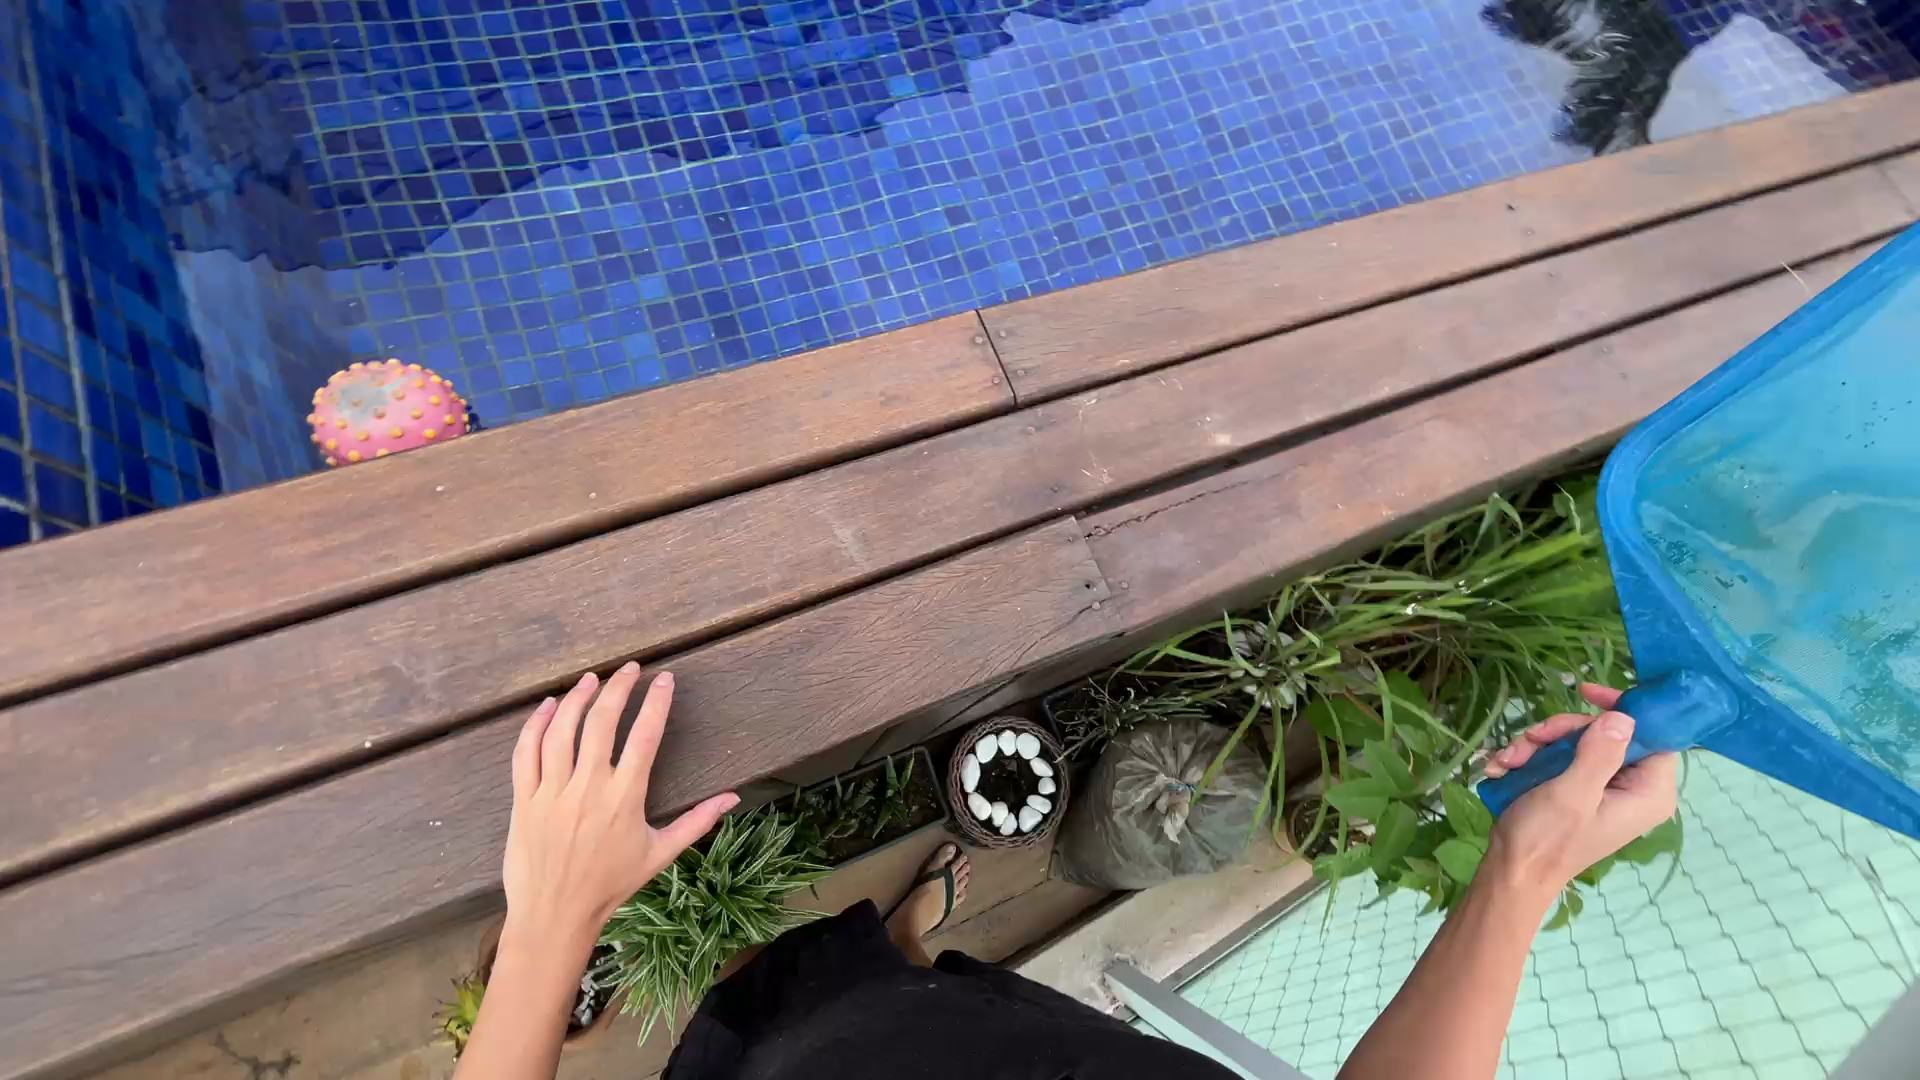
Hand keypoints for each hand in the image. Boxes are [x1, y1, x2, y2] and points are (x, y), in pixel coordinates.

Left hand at [503, 664, 738, 951]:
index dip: (656, 703)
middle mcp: (588, 789)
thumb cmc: (611, 885)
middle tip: (630, 669)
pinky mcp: (525, 801)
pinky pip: (526, 754)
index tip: (664, 679)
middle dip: (618, 689)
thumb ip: (698, 821)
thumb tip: (735, 796)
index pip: (644, 737)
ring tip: (592, 678)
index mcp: (624, 798)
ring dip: (577, 699)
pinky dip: (537, 725)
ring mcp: (552, 793)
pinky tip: (549, 706)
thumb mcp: (661, 853)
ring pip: (562, 732)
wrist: (553, 918)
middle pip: (602, 724)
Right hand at [1478, 683, 1677, 904]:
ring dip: (1535, 745)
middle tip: (1529, 739)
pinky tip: (1502, 767)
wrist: (1514, 869)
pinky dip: (1527, 758)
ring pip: (1574, 743)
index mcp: (1648, 793)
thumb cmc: (1548, 837)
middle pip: (1604, 734)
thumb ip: (1600, 754)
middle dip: (1560, 732)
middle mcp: (1631, 788)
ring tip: (1507, 760)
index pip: (1653, 737)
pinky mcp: (1574, 790)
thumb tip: (1624, 717)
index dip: (1623, 710)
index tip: (1585, 691)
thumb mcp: (1572, 793)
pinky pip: (1556, 758)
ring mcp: (1601, 789)